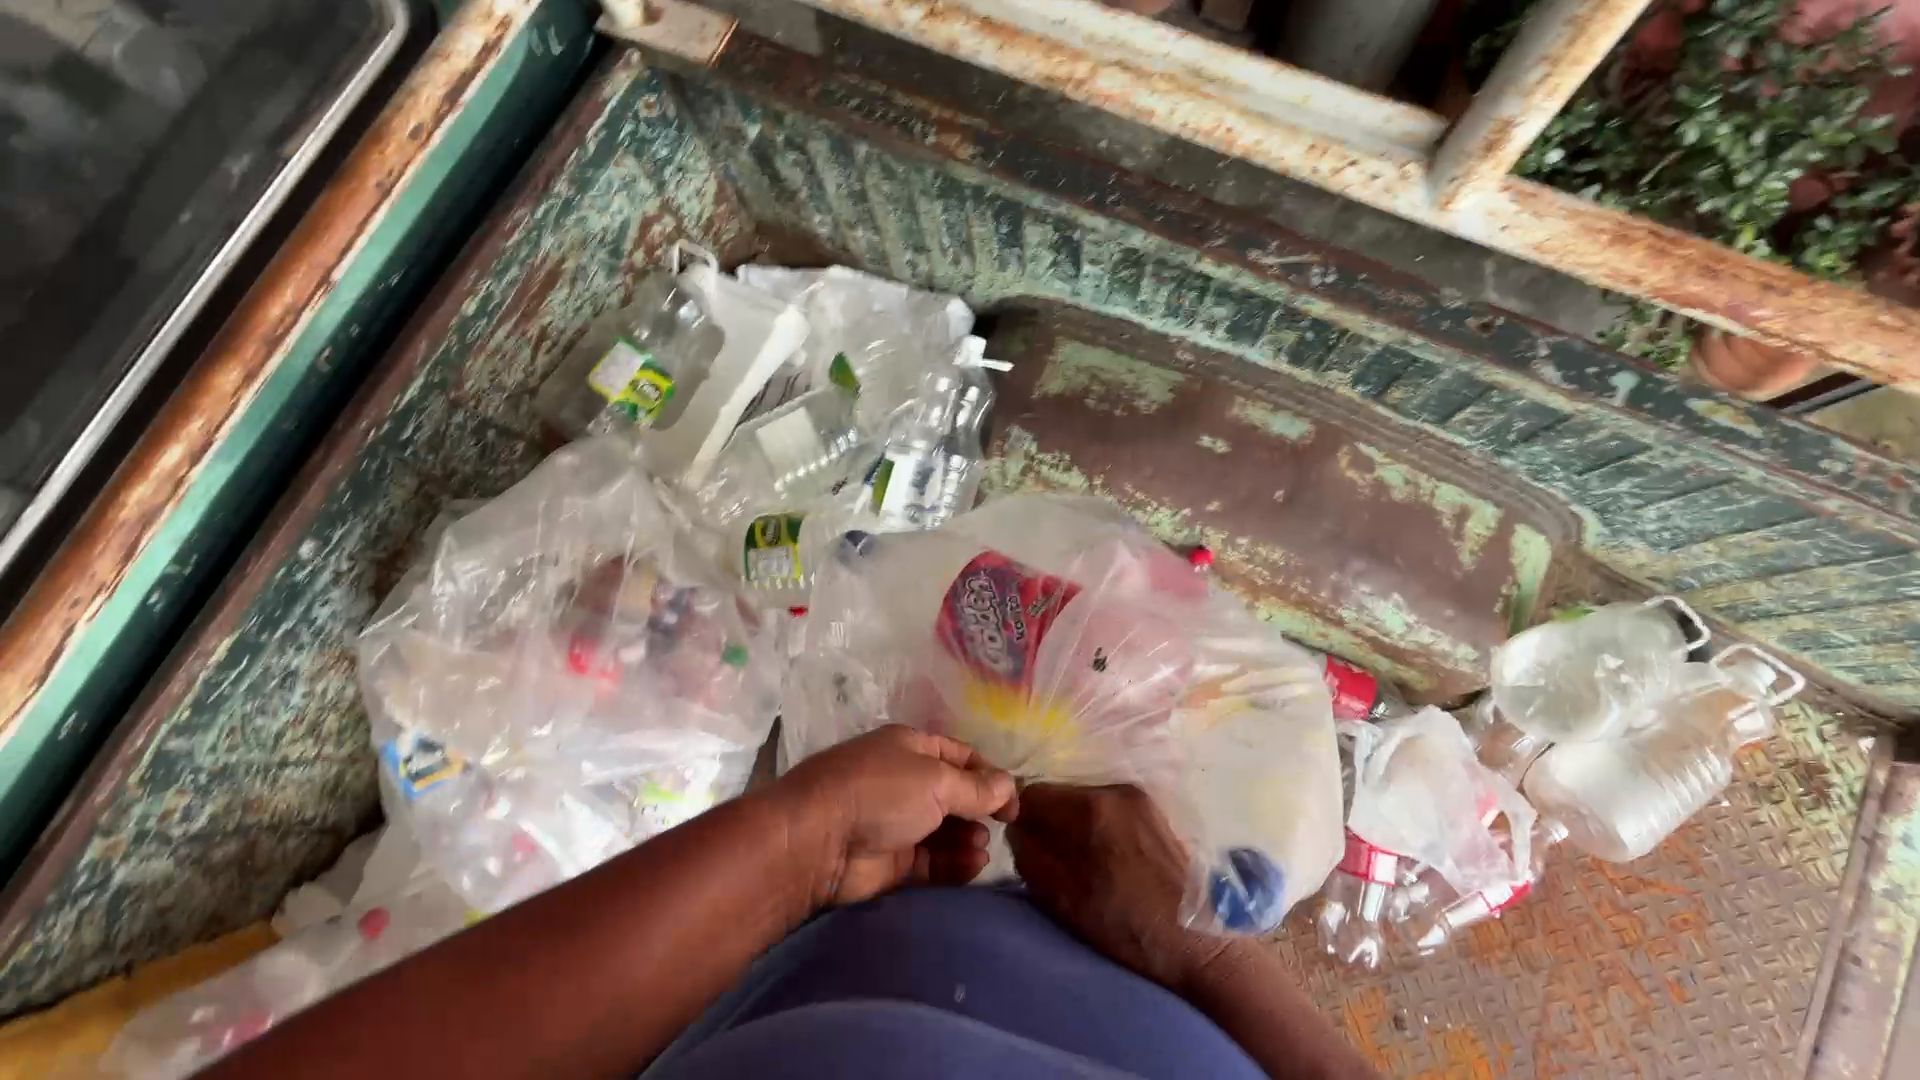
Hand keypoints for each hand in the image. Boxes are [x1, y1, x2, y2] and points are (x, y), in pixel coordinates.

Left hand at [777, 725, 1016, 906]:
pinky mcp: (891, 861)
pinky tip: (972, 866)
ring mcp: (897, 822)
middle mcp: (905, 781)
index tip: (1014, 800)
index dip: (989, 775)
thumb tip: (1009, 786)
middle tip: (1001, 827)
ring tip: (980, 848)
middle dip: (979, 810)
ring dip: (968, 838)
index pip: (961, 756)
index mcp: (911, 748)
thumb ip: (976, 788)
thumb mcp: (936, 780)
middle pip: (954, 795)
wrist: (817, 841)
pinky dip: (953, 864)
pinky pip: (932, 861)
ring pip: (945, 830)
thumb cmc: (880, 793)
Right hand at [1006, 783, 1235, 992]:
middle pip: (1058, 792)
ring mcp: (1137, 795)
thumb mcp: (1063, 899)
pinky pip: (1107, 804)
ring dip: (1073, 821)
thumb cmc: (1128, 927)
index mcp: (1089, 810)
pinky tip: (1107, 853)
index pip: (1032, 794)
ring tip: (1082, 858)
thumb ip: (1030, 856)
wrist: (1199, 941)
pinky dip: (1097, 823)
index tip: (1025, 844)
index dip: (1021, 819)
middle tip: (1051, 856)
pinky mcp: (1153, 807)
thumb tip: (1016, 830)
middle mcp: (1113, 789)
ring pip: (1082, 797)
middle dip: (1048, 819)